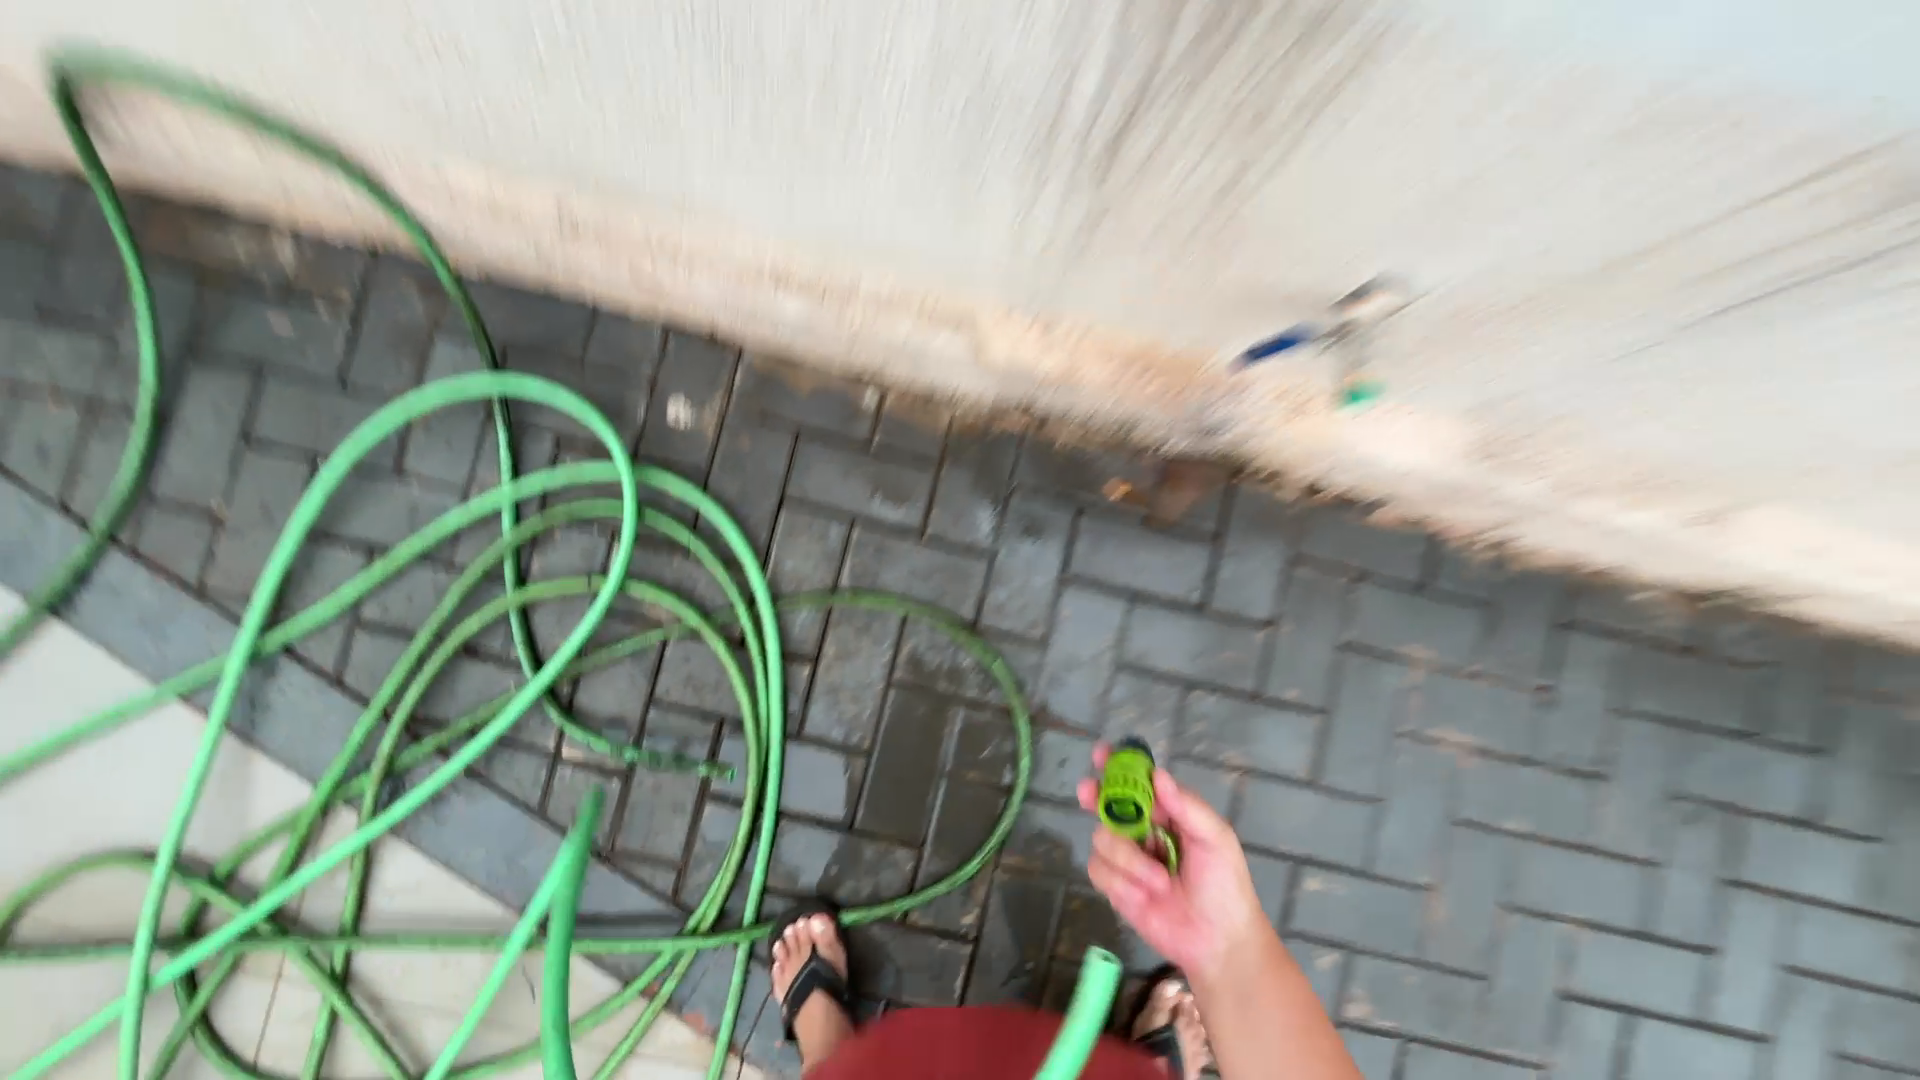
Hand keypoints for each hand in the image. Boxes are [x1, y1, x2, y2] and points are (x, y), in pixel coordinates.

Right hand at [1077, 743, 1265, 979]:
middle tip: (1089, 794)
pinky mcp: (1114, 886)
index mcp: (1167, 812)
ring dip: (1129, 861)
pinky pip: (1099, 870)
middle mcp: (1141, 830)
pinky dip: (1121, 883)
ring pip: (1102, 839)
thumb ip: (1187, 806)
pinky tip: (1144, 897)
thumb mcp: (1215, 839)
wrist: (1218, 941)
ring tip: (1160, 883)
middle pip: (1106, 803)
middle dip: (1095, 797)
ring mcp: (1126, 858)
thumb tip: (1157, 774)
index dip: (1117, 765)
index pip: (1138, 781)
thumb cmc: (1224, 885)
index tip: (1102, 754)